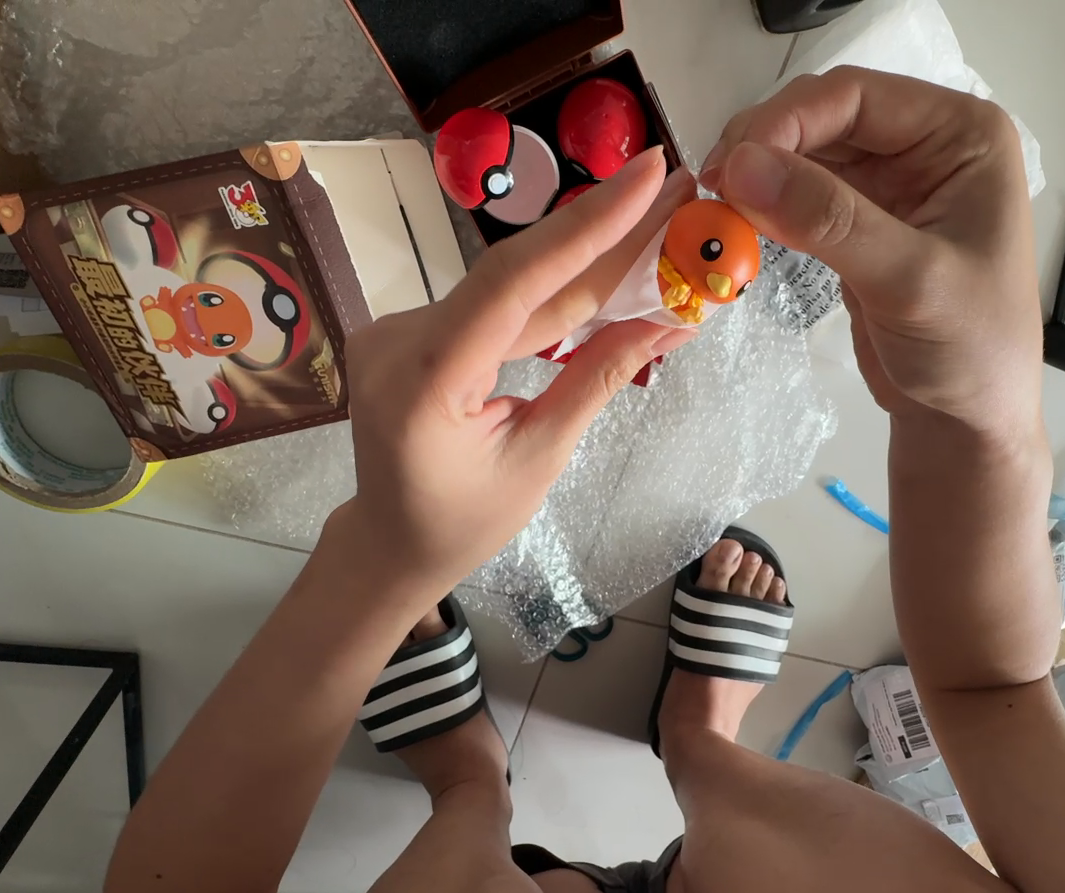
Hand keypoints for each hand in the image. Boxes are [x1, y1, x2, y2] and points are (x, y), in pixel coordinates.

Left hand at [335, 149, 696, 595]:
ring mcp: (403, 330)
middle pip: (517, 274)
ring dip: (585, 262)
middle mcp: (401, 338)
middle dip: (602, 234)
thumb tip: (663, 326)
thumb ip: (593, 383)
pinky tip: (605, 273)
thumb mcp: (538, 460)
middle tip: (672, 190)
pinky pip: (495, 309)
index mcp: (422, 380)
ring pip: (510, 288)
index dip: (586, 227)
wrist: (391, 541)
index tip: (649, 178)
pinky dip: (552, 299)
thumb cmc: (463, 522)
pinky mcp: (418, 334)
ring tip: (655, 226)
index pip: (512, 283)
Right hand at [701, 67, 1041, 437]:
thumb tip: (740, 167)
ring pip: (807, 158)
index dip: (787, 121)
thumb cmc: (966, 349)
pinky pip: (803, 201)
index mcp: (960, 137)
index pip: (858, 98)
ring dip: (759, 178)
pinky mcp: (860, 230)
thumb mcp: (908, 280)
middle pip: (826, 119)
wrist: (963, 418)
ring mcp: (890, 190)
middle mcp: (925, 150)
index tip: (730, 165)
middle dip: (765, 146)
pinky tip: (739, 225)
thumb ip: (829, 220)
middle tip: (712, 186)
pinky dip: (767, 209)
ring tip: (715, 206)